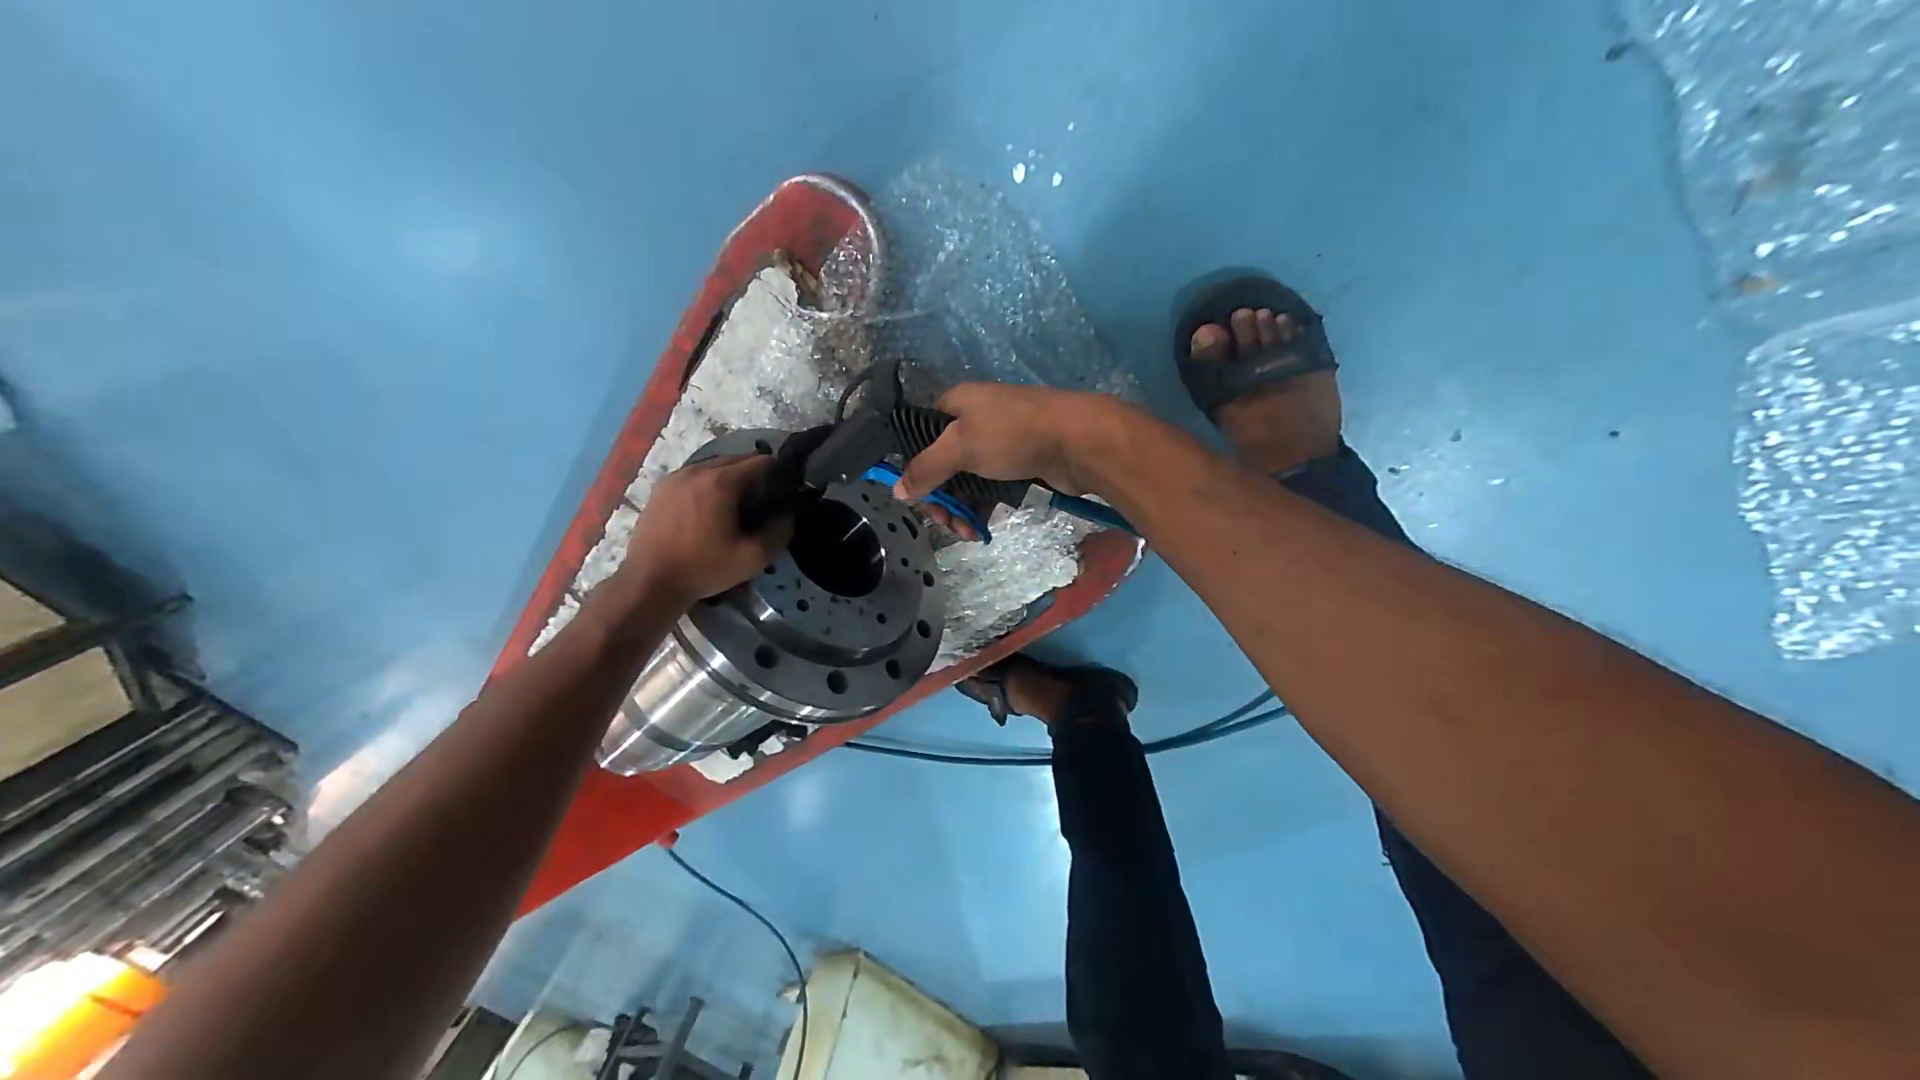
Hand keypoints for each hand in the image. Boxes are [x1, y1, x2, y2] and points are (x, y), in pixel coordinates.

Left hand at [620, 455, 792, 605]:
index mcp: (721, 481)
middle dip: (753, 474)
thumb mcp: (753, 558)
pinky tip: (709, 508)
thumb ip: (779, 532)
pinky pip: (693, 477)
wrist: (650, 582)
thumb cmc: (704, 568)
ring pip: (712, 466)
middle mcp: (697, 470)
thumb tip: (788, 515)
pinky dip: (707, 485)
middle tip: (763, 500)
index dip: (778, 473)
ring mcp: (675, 478)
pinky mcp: (660, 489)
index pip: (761, 462)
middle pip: (736, 459)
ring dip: (729, 478)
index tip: (784, 491)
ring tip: (736, 504)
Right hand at [894, 384, 1128, 539]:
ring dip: (961, 508)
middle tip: (946, 522)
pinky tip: (980, 528)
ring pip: (968, 479)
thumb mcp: (960, 447)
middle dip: (941, 497)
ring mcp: (1000, 442)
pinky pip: (991, 488)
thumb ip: (926, 469)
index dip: (917, 465)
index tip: (918, 495)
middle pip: (944, 462)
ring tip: (966, 532)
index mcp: (957, 403)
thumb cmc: (1012, 435)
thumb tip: (896, 490)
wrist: (1077, 439)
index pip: (923, 433)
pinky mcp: (1019, 463)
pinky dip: (982, 507)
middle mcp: (976, 419)